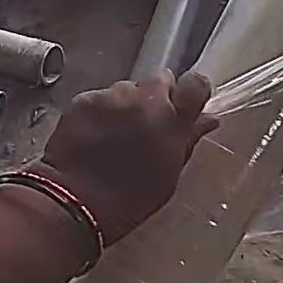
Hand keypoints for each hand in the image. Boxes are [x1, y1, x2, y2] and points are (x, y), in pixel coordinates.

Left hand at [41, 71, 218, 244]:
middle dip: (156, 97)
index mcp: (171, 120)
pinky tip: (93, 136)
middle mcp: (143, 99)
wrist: (74, 202)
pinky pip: (100, 97)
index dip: (191, 91)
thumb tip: (208, 119)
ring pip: (127, 89)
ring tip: (114, 136)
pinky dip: (100, 111)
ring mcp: (111, 96)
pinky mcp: (83, 98)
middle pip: (159, 79)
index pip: (194, 83)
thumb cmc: (130, 199)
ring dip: (126, 105)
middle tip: (146, 125)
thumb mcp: (168, 175)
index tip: (184, 104)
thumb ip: (188, 140)